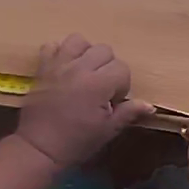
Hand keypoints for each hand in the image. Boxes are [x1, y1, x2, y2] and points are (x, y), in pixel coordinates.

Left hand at [14, 35, 153, 169]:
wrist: (38, 148)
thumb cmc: (76, 142)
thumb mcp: (107, 130)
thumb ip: (128, 113)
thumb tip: (149, 105)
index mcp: (98, 84)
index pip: (122, 68)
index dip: (121, 86)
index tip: (112, 102)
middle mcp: (79, 68)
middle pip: (104, 50)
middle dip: (107, 67)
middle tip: (101, 87)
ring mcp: (59, 65)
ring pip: (79, 40)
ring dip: (85, 53)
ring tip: (84, 71)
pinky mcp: (42, 67)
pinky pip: (52, 45)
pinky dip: (60, 52)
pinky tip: (64, 68)